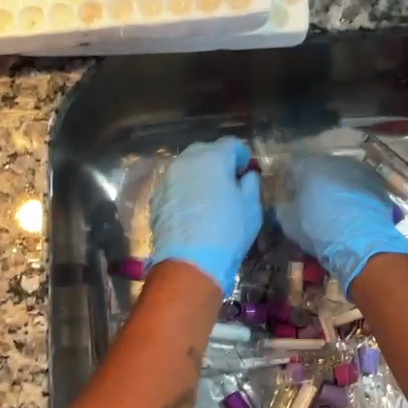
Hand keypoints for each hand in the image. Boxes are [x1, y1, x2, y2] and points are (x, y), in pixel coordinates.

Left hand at [148, 138, 263, 295]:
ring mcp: (168, 178)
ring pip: (187, 167)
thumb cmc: (227, 232)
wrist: (189, 262)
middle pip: (205, 151)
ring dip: (199, 174)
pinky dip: (185, 189)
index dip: (242, 156)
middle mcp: (186, 161)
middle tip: (229, 181)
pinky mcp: (157, 197)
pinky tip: (193, 208)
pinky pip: (175, 184)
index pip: (231, 144)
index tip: (246, 171)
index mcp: (213, 158)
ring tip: (210, 195)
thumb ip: (251, 184)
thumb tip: (246, 176)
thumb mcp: (251, 207)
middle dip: (218, 161)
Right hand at [273, 154, 407, 287]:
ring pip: (342, 176)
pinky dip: (355, 196)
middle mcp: (335, 162)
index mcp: (310, 167)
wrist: (362, 243)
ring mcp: (360, 171)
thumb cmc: (319, 230)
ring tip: (334, 207)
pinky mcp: (378, 185)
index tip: (287, 190)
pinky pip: (360, 187)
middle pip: (320, 167)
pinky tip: (354, 212)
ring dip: (336, 186)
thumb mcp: (289, 223)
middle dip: (314, 180)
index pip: (293, 165)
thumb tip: (283, 203)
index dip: (289, 177)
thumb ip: (283, 207)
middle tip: (310, 198)